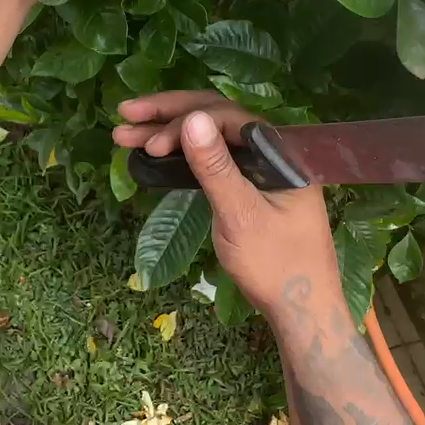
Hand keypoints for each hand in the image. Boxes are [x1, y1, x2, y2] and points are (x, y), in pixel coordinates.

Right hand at [115, 91, 341, 322]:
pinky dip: (180, 152)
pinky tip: (152, 152)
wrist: (301, 312)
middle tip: (125, 112)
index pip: (225, 116)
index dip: (183, 122)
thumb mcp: (240, 215)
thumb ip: (216, 167)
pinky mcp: (245, 184)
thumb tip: (191, 119)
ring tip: (122, 134)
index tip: (151, 145)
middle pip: (213, 117)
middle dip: (166, 114)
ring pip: (208, 136)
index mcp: (280, 150)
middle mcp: (270, 150)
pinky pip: (210, 157)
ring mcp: (257, 167)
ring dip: (166, 131)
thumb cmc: (276, 265)